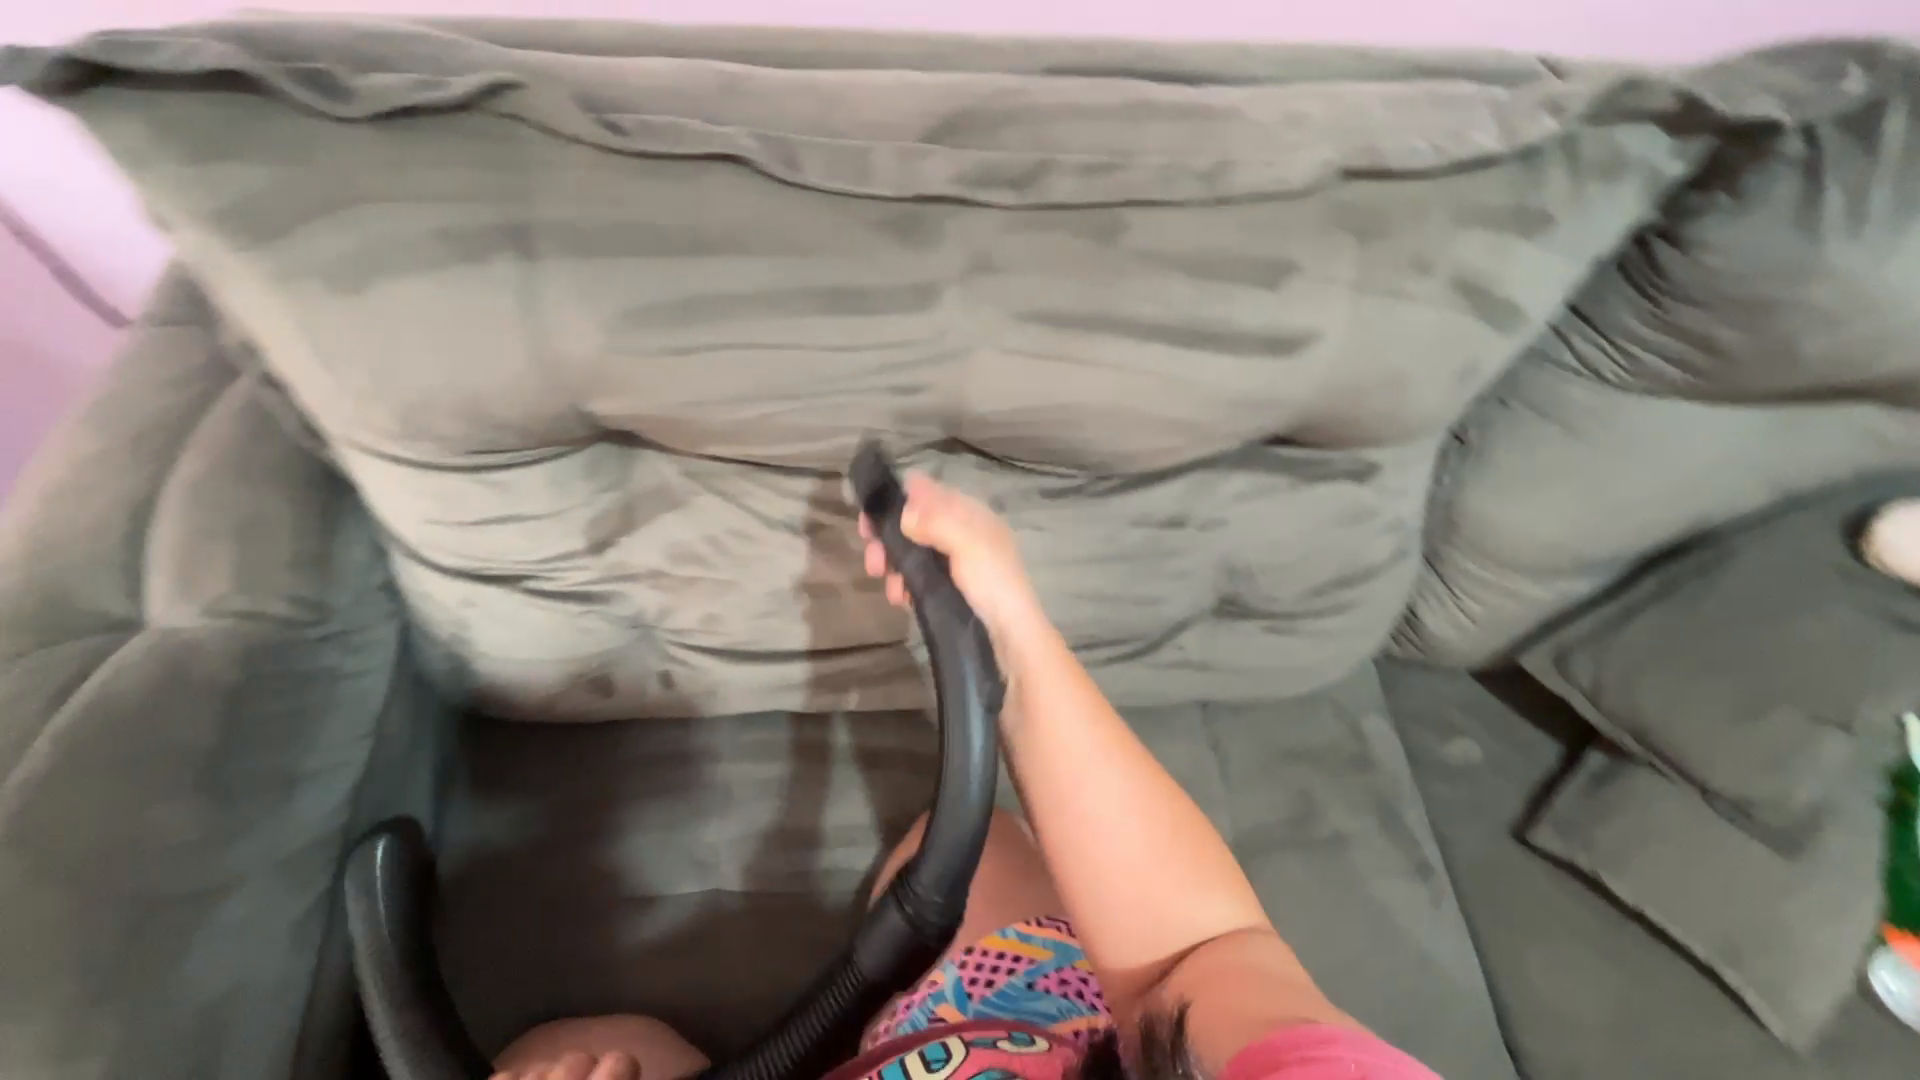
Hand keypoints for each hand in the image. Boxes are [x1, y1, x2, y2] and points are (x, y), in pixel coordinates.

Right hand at [859, 472, 1049, 649]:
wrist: (1011, 638)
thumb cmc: (993, 584)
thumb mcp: (968, 544)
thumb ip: (936, 521)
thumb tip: (904, 512)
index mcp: (969, 515)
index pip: (927, 492)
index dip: (897, 498)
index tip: (870, 516)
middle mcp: (959, 534)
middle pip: (912, 523)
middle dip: (888, 537)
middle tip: (873, 560)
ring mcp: (952, 563)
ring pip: (910, 552)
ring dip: (891, 564)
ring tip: (888, 586)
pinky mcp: (945, 589)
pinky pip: (915, 578)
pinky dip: (903, 584)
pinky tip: (899, 598)